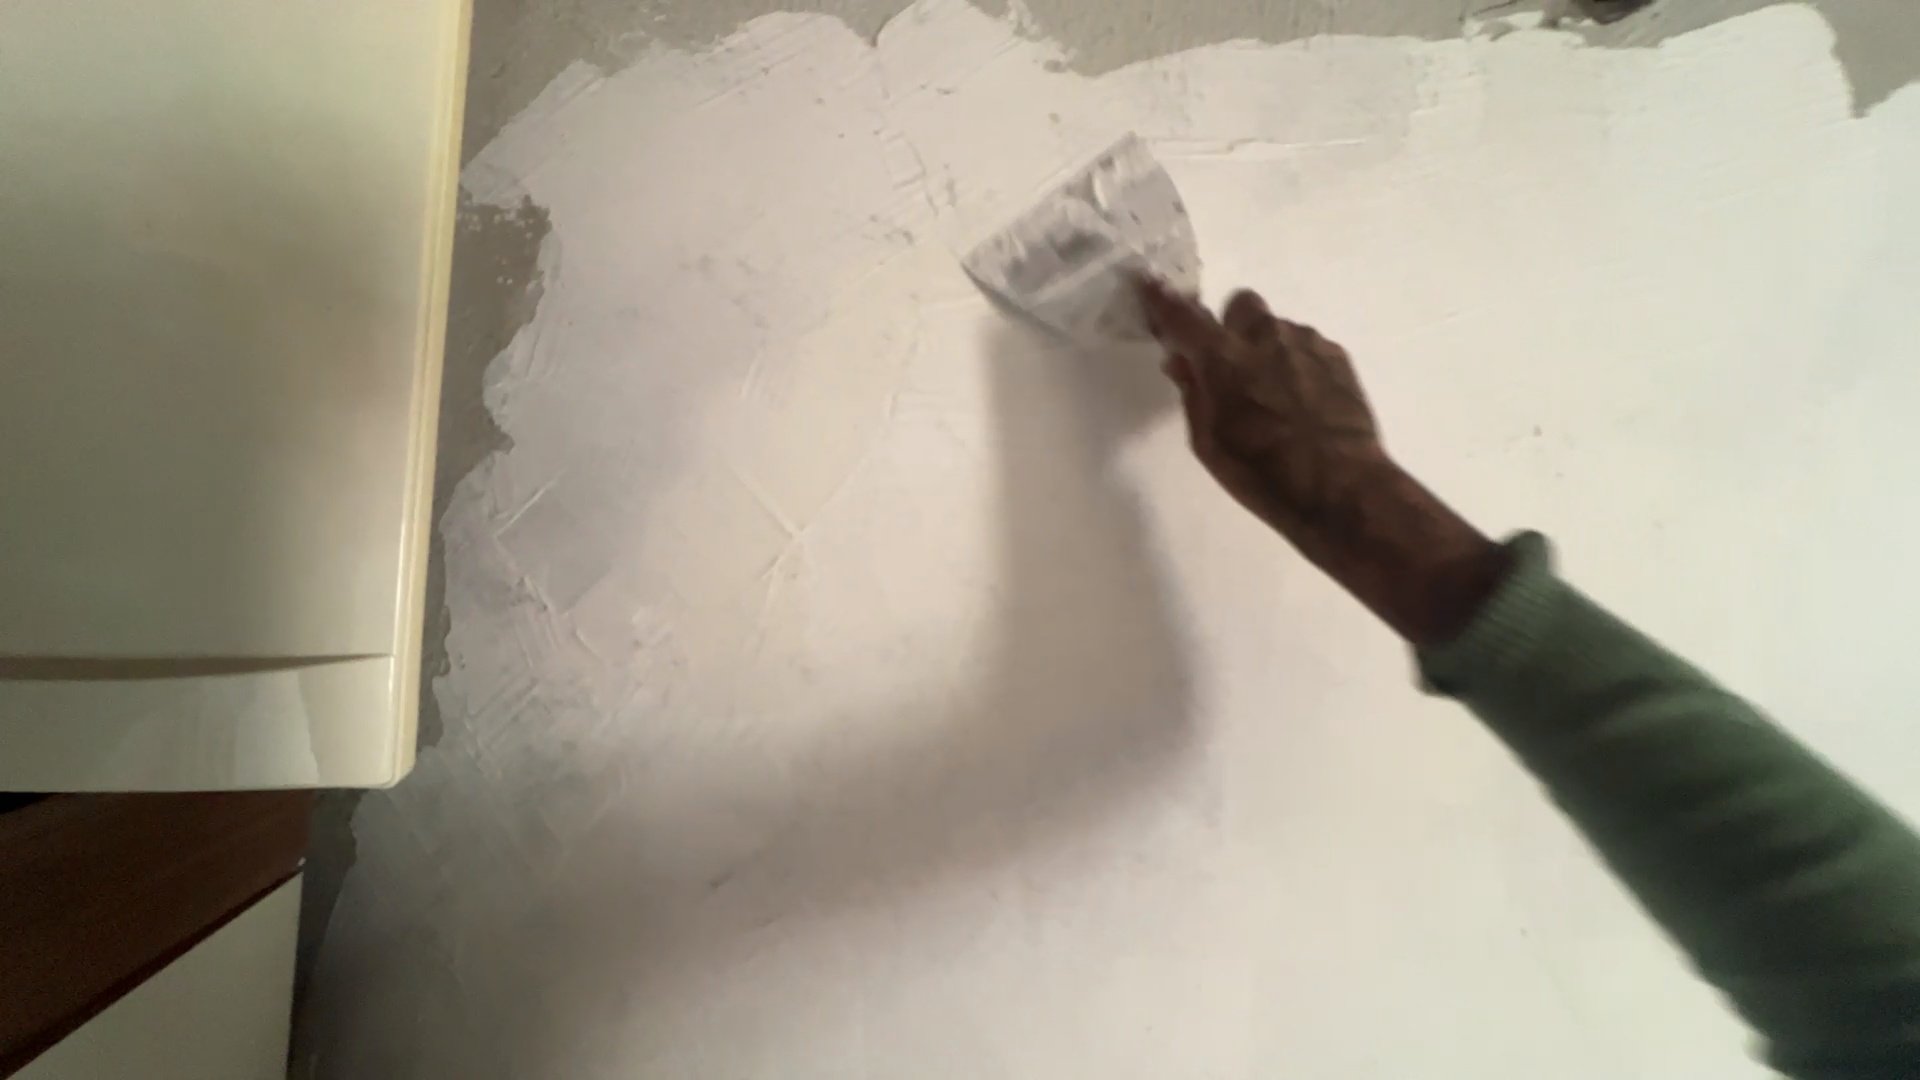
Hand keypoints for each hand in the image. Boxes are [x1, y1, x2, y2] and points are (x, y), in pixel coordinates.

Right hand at [1137, 279, 1508, 646]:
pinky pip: (1305, 347)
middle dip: (1231, 327)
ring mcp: (1306, 343)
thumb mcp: (1207, 441)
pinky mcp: (1338, 357)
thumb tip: (1181, 360)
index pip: (1182, 316)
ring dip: (1266, 351)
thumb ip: (1193, 392)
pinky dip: (1295, 366)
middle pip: (1240, 304)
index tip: (1148, 284)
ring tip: (1272, 397)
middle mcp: (1265, 337)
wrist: (1338, 489)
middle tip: (1230, 365)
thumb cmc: (1258, 473)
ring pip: (1276, 329)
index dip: (1161, 300)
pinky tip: (1300, 404)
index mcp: (1223, 359)